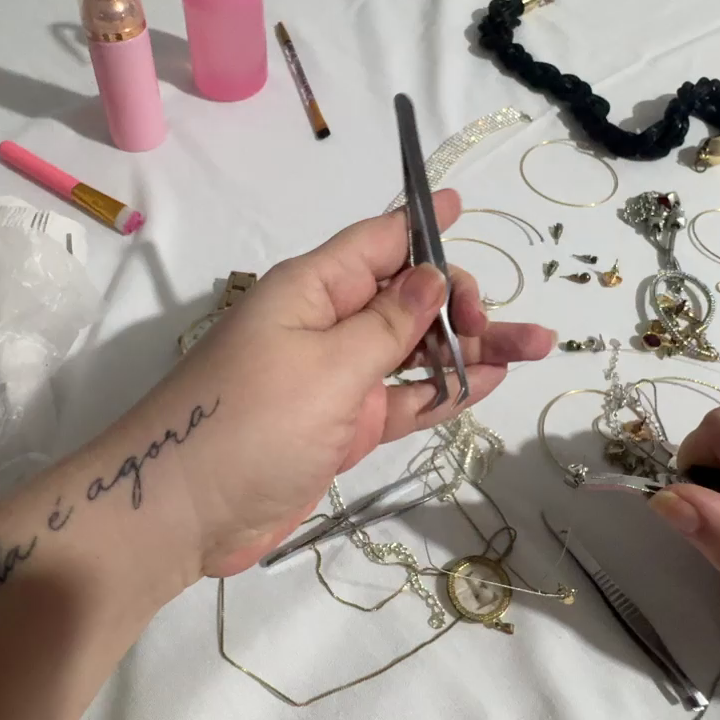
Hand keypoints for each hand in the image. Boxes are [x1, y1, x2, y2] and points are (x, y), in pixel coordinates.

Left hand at [135, 190, 554, 577]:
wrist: (182, 513)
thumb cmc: (250, 421)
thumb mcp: (326, 365)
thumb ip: (388, 323)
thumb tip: (432, 273)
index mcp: (313, 290)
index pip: (377, 241)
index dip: (421, 223)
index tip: (464, 205)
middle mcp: (327, 324)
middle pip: (405, 296)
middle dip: (455, 298)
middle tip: (489, 321)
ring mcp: (338, 378)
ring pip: (415, 349)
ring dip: (470, 347)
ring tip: (537, 344)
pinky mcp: (344, 425)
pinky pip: (405, 397)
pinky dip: (445, 389)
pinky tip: (491, 380)